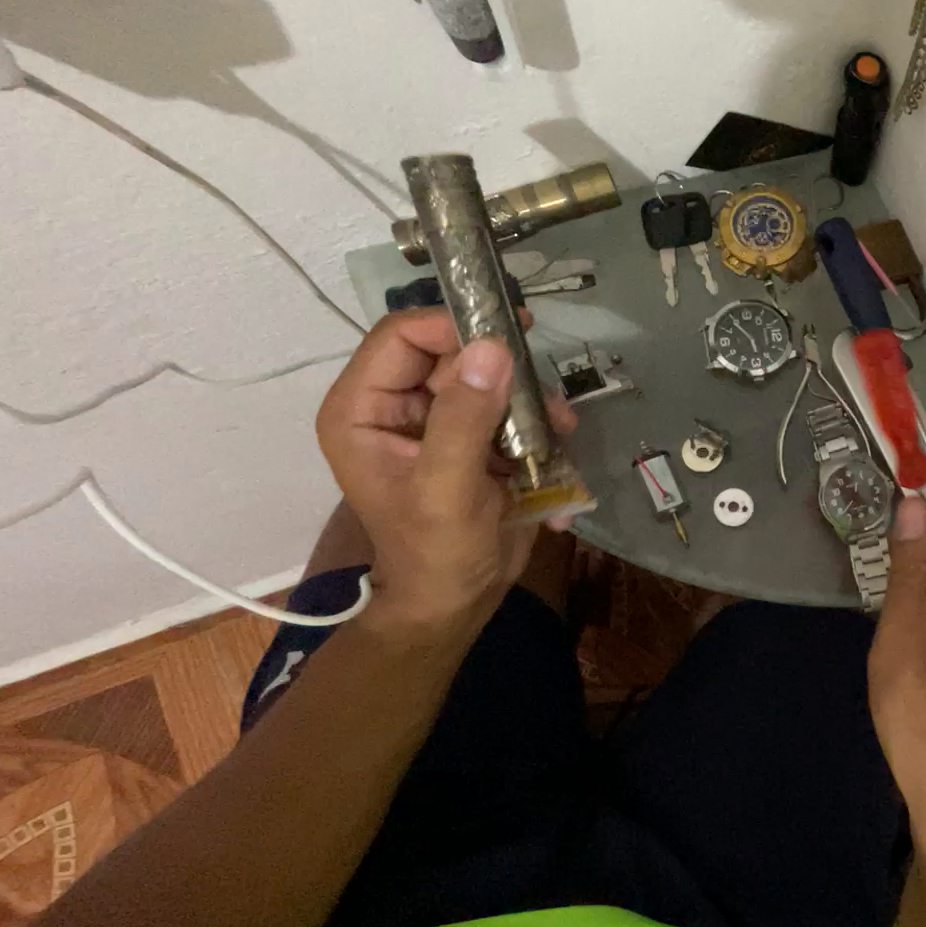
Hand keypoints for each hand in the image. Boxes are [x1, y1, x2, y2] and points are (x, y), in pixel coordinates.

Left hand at [315, 309, 577, 637]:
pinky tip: (557, 455)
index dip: (454, 327)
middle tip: (548, 401)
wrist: (459, 599)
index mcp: (365, 410)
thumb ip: (466, 418)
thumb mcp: (447, 487)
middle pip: (456, 356)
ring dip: (533, 404)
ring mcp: (442, 423)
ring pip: (493, 381)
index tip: (514, 336)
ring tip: (560, 433)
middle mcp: (399, 407)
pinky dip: (540, 429)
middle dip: (507, 375)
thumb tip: (493, 348)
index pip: (404, 338)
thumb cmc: (437, 551)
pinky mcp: (477, 440)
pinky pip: (512, 411)